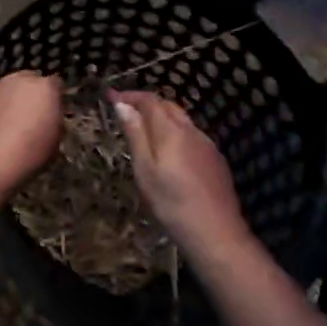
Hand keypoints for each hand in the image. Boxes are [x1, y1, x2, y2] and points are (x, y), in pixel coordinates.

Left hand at [0, 72, 63, 190]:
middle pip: (29, 80)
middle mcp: (20, 80)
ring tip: (5, 126)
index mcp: (45, 88)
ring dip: (9, 100)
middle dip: (30, 95)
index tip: (52, 115)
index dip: (54, 99)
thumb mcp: (55, 141)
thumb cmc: (28, 155)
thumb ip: (54, 122)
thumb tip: (48, 119)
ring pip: (7, 89)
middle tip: (29, 118)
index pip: (56, 84)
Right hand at [113, 90, 251, 254]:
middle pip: (168, 106)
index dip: (130, 95)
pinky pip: (192, 135)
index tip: (111, 95)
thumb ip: (136, 135)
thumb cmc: (171, 203)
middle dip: (146, 103)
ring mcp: (207, 143)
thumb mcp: (145, 170)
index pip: (150, 100)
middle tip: (125, 111)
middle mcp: (192, 130)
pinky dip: (176, 133)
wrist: (216, 230)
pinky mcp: (215, 158)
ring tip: (144, 130)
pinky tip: (171, 152)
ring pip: (182, 120)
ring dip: (162, 118)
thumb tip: (123, 106)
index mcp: (171, 130)